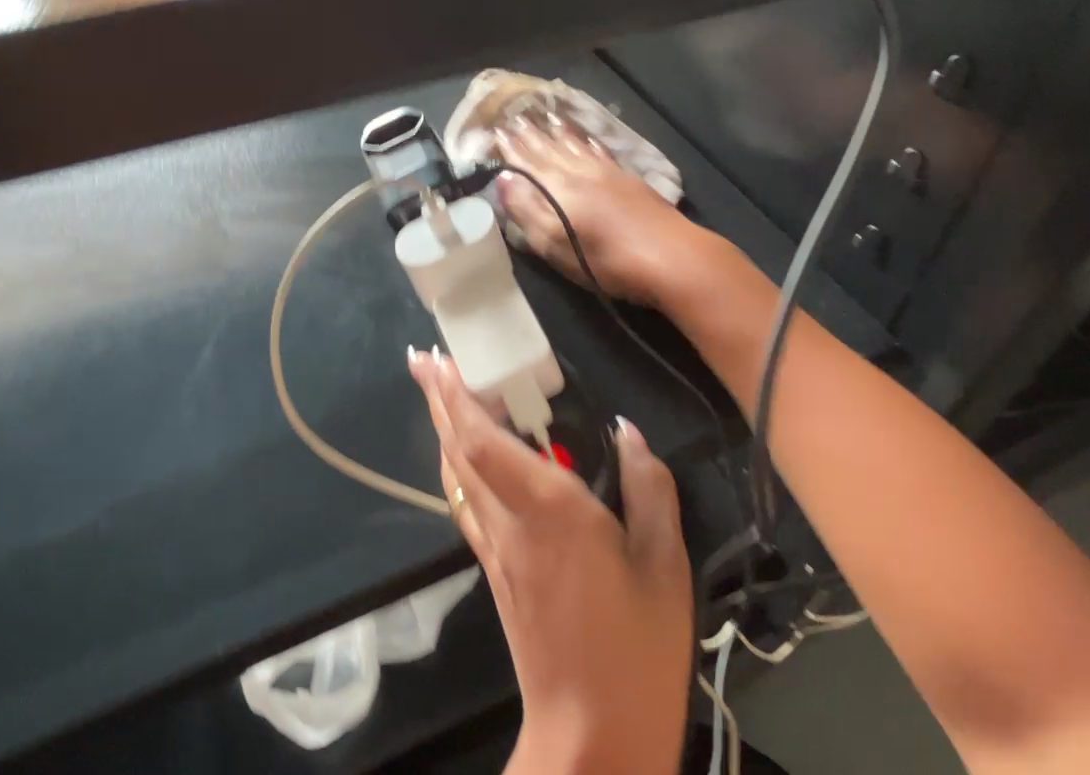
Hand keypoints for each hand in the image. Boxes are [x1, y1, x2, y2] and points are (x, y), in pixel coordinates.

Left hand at [409, 349, 694, 774]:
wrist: (591, 731)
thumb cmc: (637, 648)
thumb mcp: (665, 564)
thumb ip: (649, 488)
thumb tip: (627, 431)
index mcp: (550, 513)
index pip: (486, 442)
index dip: (458, 396)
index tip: (442, 357)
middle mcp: (509, 524)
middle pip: (460, 451)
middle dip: (438, 401)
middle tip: (423, 357)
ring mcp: (496, 551)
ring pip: (458, 476)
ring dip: (444, 429)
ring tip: (438, 393)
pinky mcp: (497, 573)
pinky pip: (468, 503)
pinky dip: (459, 465)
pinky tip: (467, 458)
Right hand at [494, 117, 715, 305]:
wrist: (670, 257)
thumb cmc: (606, 260)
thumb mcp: (556, 245)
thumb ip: (528, 212)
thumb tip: (505, 180)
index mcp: (558, 189)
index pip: (527, 163)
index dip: (511, 149)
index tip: (496, 131)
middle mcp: (580, 173)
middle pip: (551, 150)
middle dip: (531, 136)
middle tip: (516, 118)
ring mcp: (608, 174)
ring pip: (576, 147)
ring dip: (559, 134)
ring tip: (547, 118)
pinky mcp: (630, 181)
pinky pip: (600, 153)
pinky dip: (588, 144)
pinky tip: (588, 141)